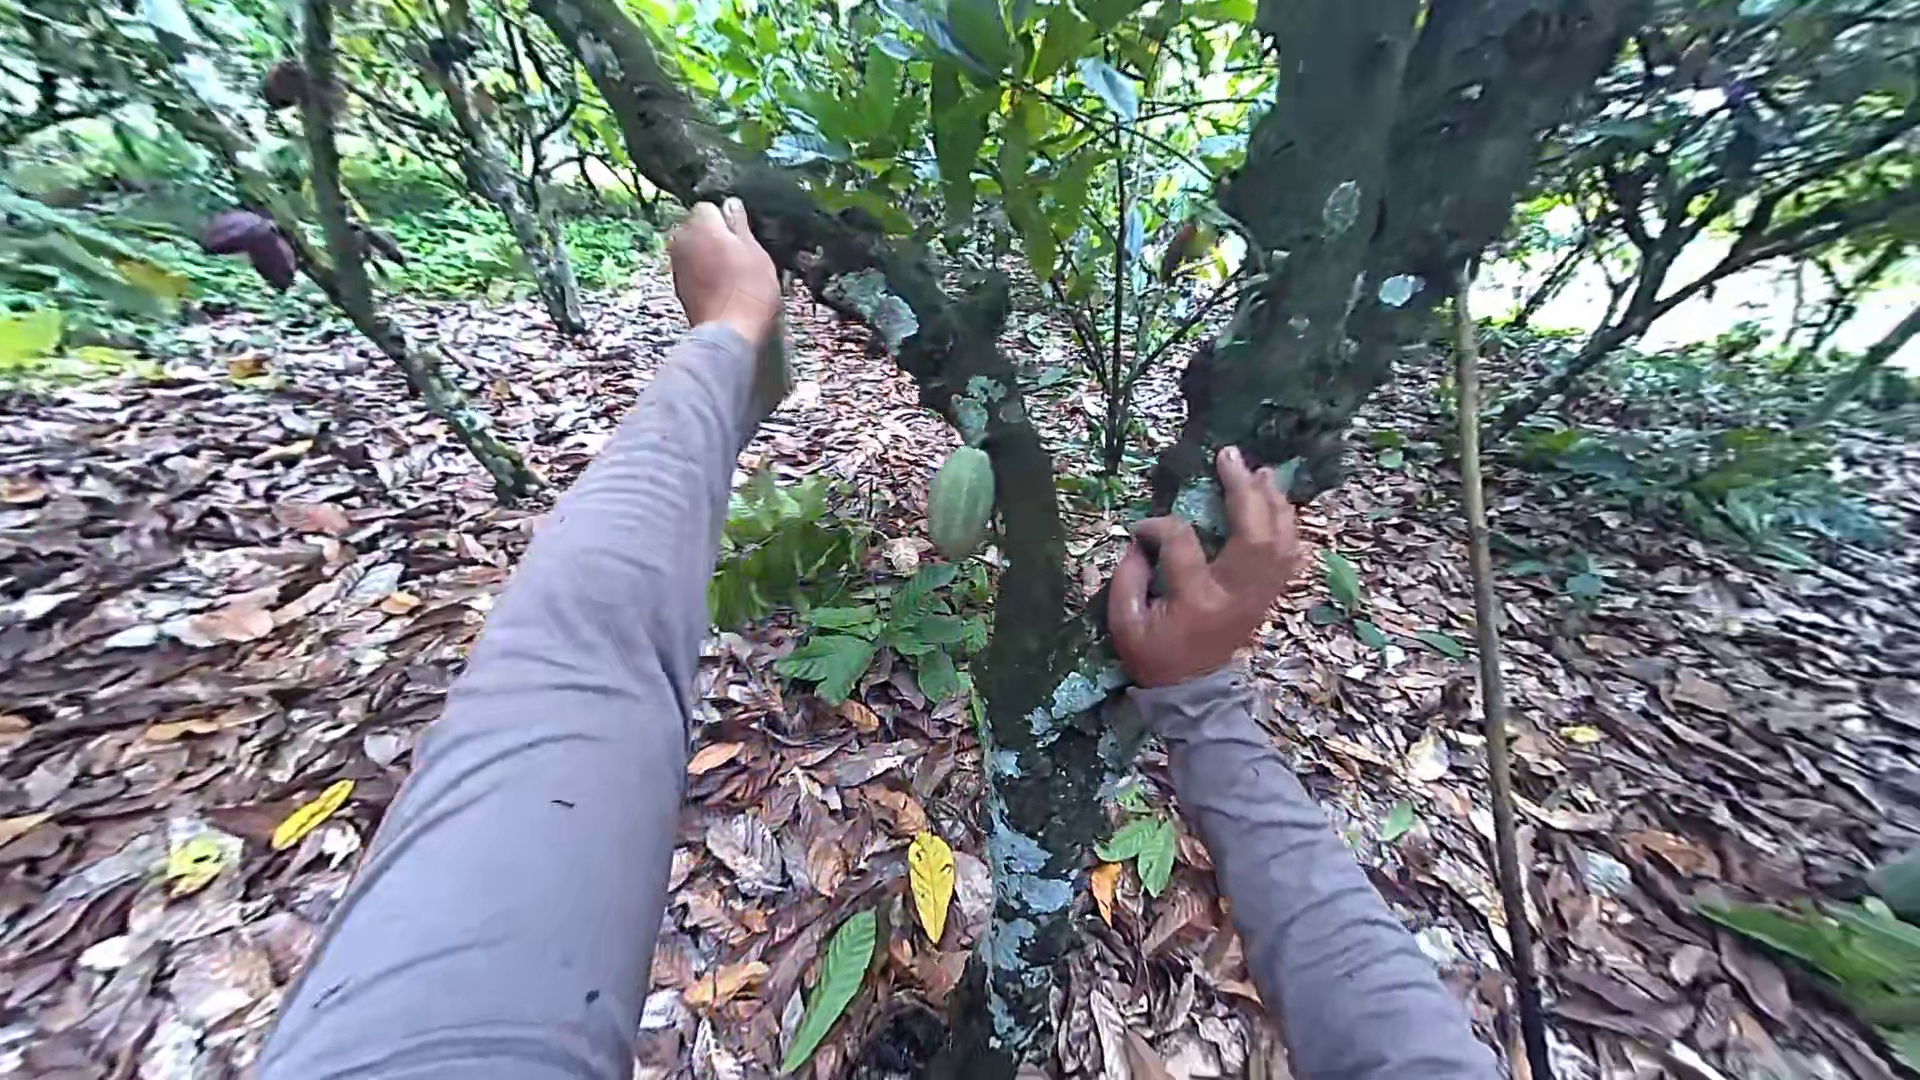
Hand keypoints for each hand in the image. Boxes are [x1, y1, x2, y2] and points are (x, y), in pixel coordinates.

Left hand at [668, 197, 779, 348]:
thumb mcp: (756, 252)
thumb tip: (731, 204)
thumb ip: (740, 224)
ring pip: (695, 251)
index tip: (744, 239)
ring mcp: (677, 265)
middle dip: (715, 238)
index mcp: (701, 224)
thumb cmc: (749, 291)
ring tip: (732, 278)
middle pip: (698, 229)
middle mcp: (682, 239)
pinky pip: (693, 272)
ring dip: (709, 258)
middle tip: (740, 259)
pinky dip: (704, 277)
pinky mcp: (679, 288)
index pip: (710, 207)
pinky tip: (722, 292)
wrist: (729, 333)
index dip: (729, 222)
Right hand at [1109, 446, 1300, 687]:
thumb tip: (1141, 540)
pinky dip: (1289, 529)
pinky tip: (1278, 507)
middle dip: (1243, 490)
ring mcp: (1259, 596)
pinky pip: (1290, 558)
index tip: (1141, 529)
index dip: (1158, 526)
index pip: (1182, 543)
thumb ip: (1127, 577)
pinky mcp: (1267, 597)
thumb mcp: (1124, 622)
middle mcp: (1236, 594)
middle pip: (1254, 534)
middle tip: (1230, 457)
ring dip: (1274, 503)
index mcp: (1196, 599)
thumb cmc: (1153, 655)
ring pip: (1282, 542)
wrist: (1191, 690)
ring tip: (1261, 472)